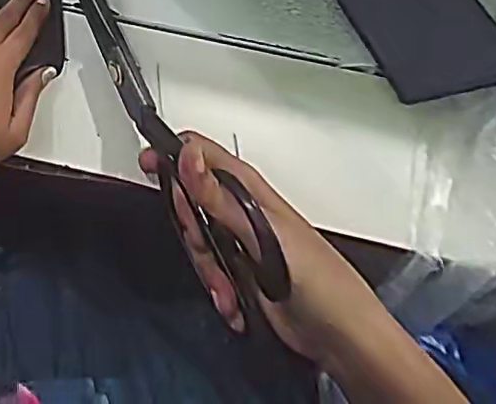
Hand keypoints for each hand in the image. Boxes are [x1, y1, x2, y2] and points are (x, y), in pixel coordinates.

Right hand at [141, 132, 391, 366]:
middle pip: (187, 198)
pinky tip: (233, 301)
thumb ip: (218, 195)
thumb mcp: (262, 233)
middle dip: (189, 227)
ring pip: (194, 237)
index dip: (170, 155)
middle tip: (204, 244)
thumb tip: (187, 154)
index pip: (197, 153)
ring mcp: (237, 238)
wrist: (346, 342)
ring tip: (227, 287)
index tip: (149, 166)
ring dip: (205, 267)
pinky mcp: (237, 268)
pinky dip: (215, 287)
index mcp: (246, 187)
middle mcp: (238, 207)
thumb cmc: (320, 282)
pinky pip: (206, 267)